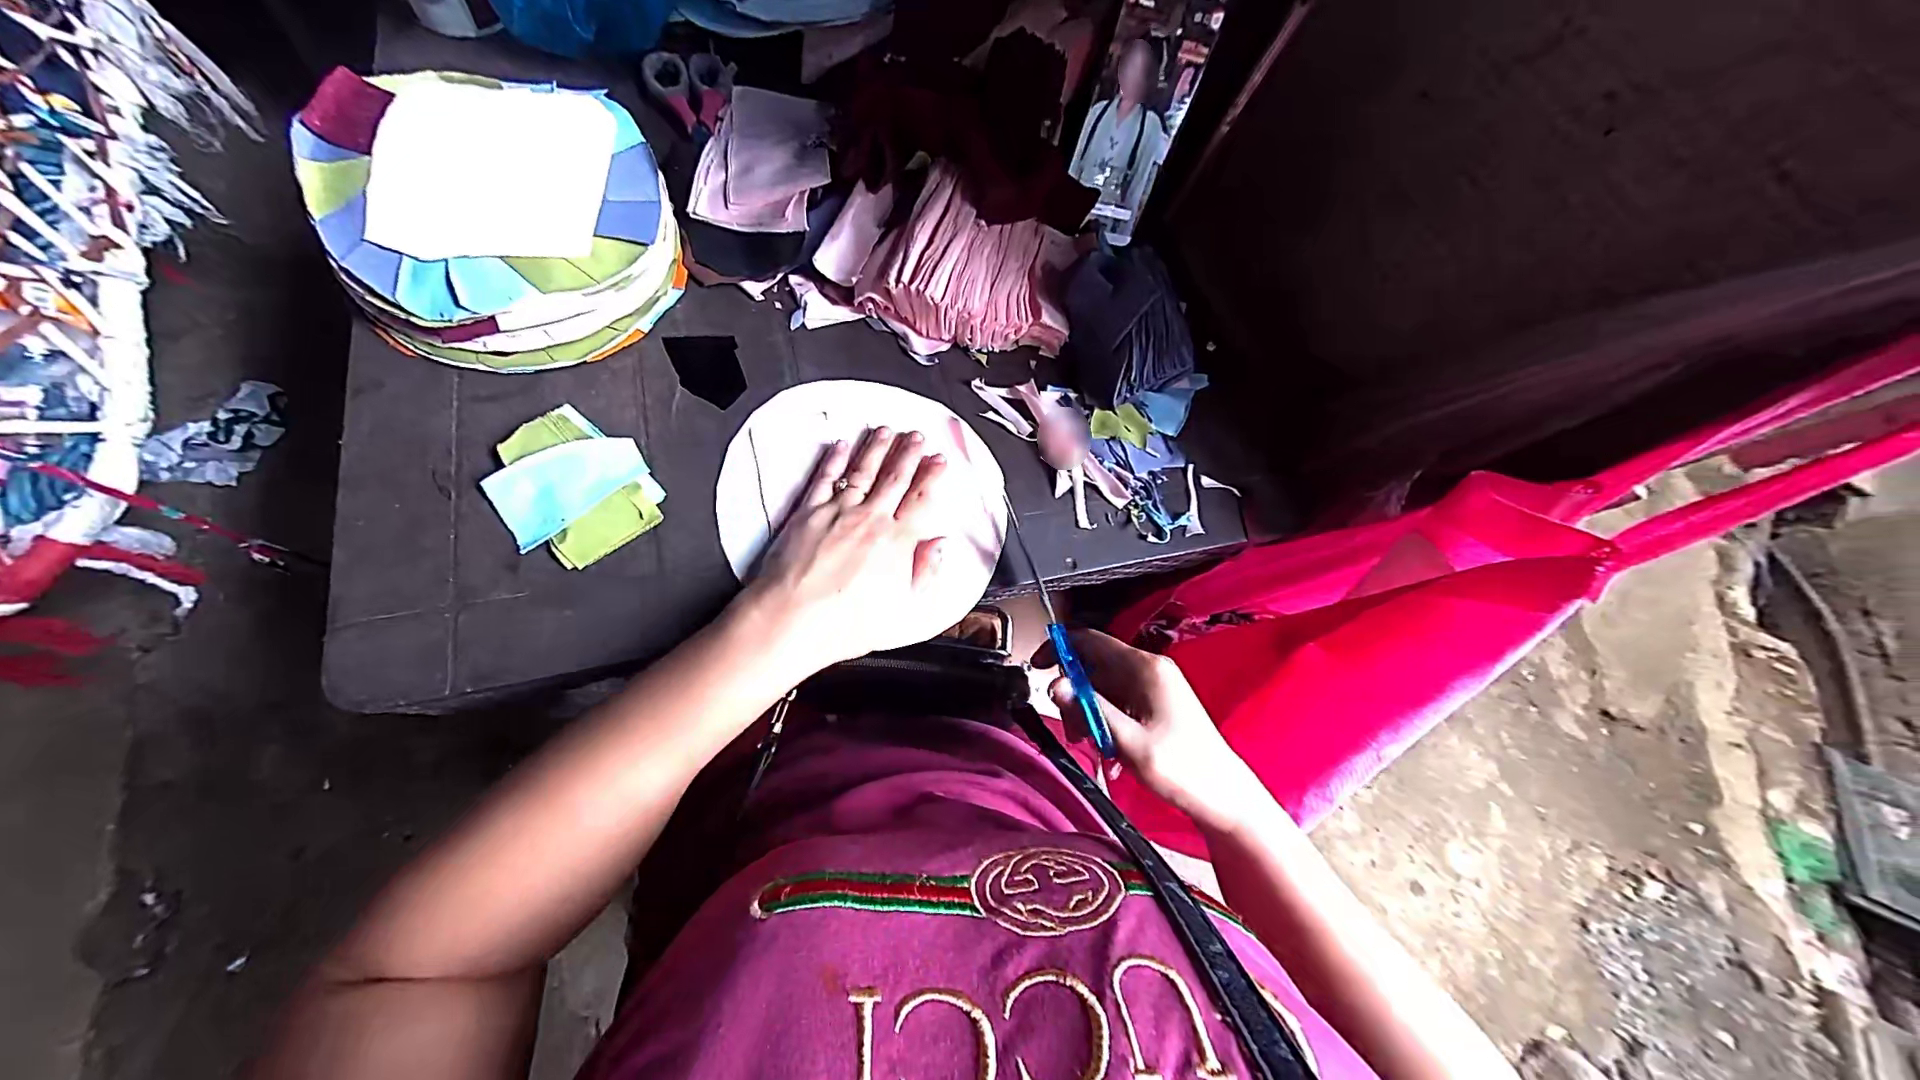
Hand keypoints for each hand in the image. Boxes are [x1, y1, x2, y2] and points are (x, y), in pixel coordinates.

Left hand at [735, 427, 949, 676]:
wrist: (792, 619)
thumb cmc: (842, 624)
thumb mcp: (903, 611)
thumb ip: (925, 574)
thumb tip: (939, 547)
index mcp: (896, 543)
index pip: (921, 499)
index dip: (932, 476)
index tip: (938, 460)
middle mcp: (869, 520)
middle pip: (895, 477)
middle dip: (908, 452)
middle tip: (917, 436)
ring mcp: (837, 512)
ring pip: (862, 471)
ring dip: (876, 448)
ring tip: (886, 431)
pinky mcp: (807, 513)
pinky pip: (824, 478)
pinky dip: (834, 459)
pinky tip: (841, 446)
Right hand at [1034, 628, 1272, 831]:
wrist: (1224, 798)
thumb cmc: (1182, 770)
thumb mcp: (1129, 741)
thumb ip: (1090, 710)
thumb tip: (1055, 684)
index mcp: (1146, 668)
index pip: (1090, 640)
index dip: (1059, 648)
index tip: (1037, 668)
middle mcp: (1149, 670)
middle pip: (1093, 665)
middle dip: (1073, 694)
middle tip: (1071, 729)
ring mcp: (1152, 687)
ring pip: (1101, 686)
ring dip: (1087, 712)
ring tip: (1091, 744)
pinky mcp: (1153, 705)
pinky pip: (1115, 703)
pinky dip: (1103, 722)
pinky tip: (1108, 751)